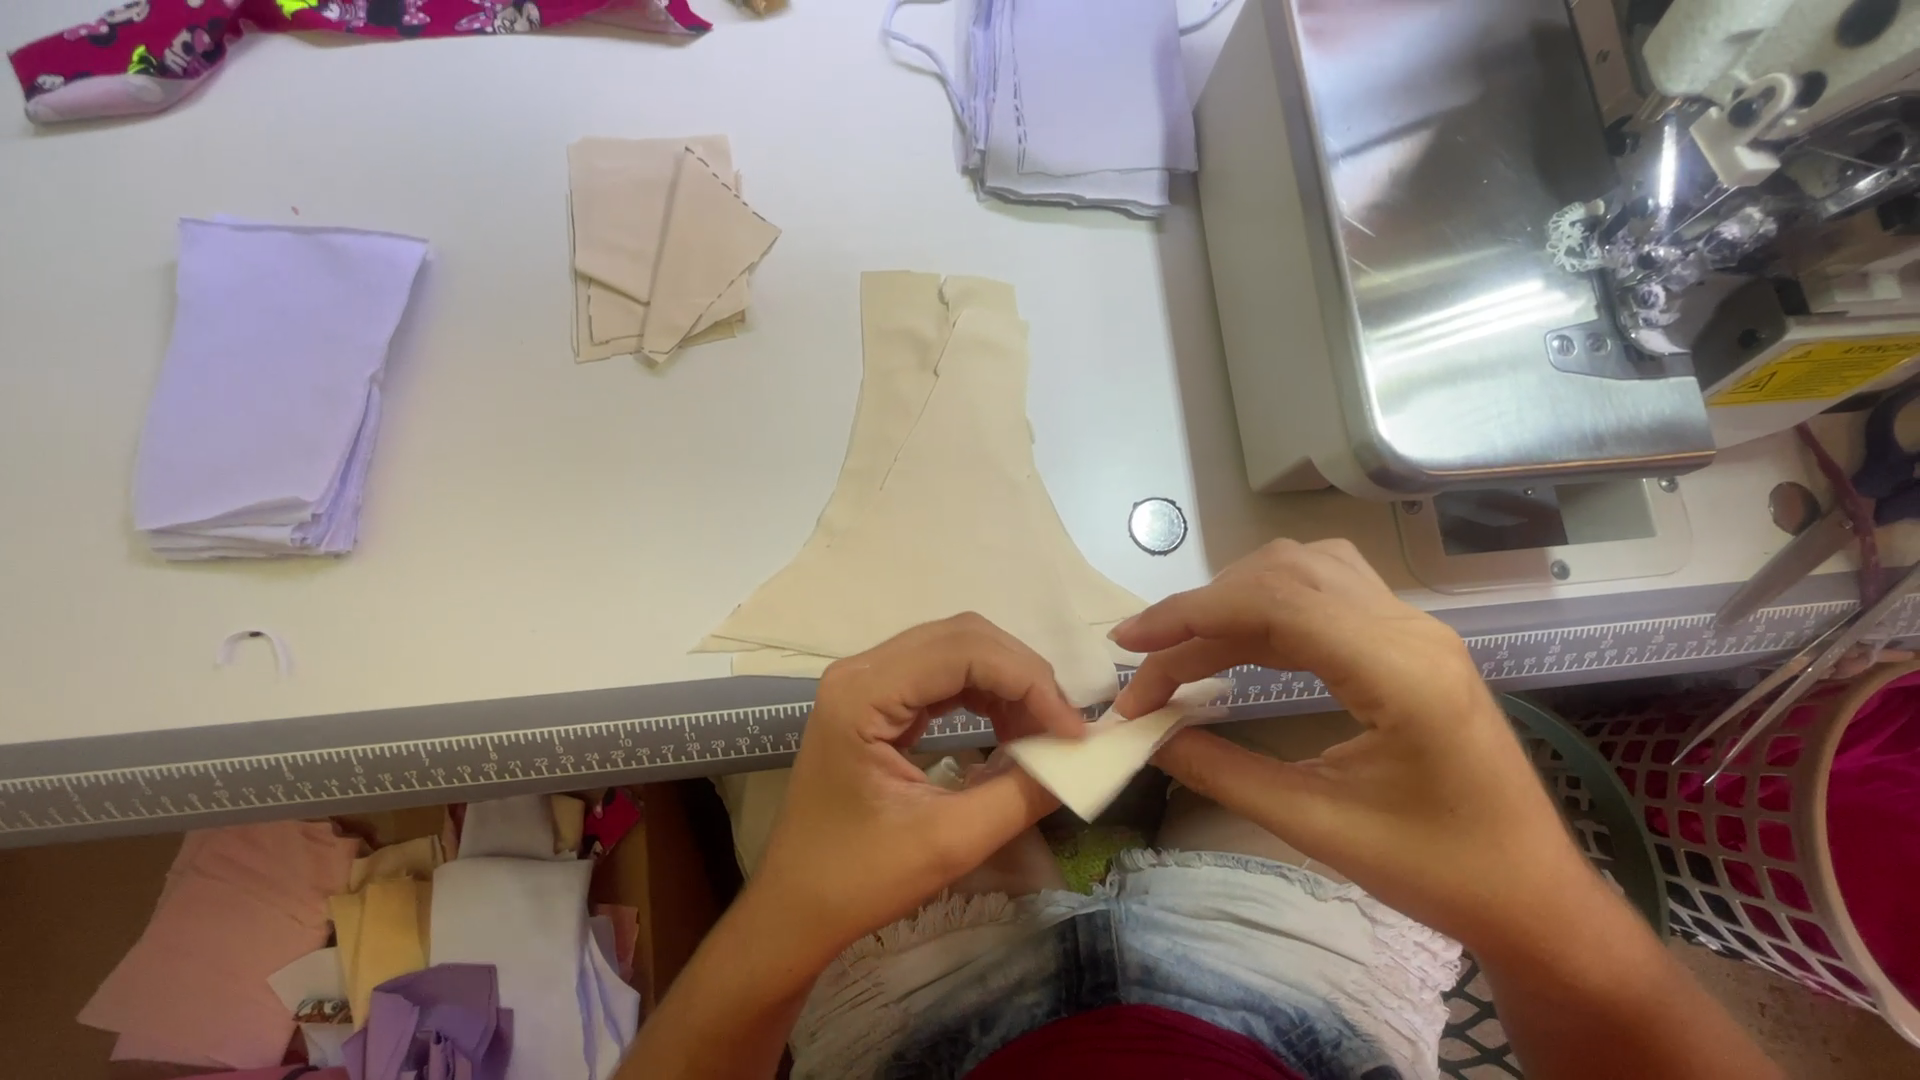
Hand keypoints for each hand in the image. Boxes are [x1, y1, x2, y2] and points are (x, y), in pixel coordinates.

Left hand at [750, 614, 1082, 960]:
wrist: (796, 906)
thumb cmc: (858, 879)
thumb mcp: (948, 842)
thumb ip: (1019, 795)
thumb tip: (1077, 762)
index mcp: (863, 693)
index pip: (965, 651)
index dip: (1029, 682)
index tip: (1073, 732)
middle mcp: (861, 670)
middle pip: (963, 638)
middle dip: (1023, 676)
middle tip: (1063, 728)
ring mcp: (867, 681)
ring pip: (957, 650)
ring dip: (1008, 683)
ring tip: (1040, 733)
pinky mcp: (877, 699)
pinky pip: (943, 675)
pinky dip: (986, 695)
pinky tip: (1009, 728)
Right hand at [1110, 539, 1590, 950]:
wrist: (1535, 897)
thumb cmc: (1438, 872)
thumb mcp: (1316, 825)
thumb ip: (1221, 771)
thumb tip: (1147, 737)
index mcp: (1398, 671)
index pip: (1272, 603)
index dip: (1188, 615)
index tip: (1129, 647)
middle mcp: (1409, 629)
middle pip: (1281, 575)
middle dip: (1200, 612)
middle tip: (1147, 666)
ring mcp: (1414, 628)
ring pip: (1304, 571)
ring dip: (1233, 599)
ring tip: (1185, 649)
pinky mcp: (1409, 641)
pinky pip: (1326, 591)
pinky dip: (1267, 605)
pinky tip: (1240, 641)